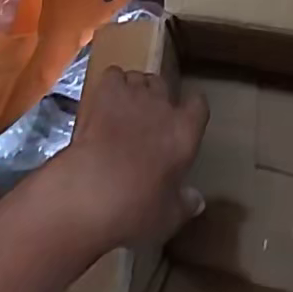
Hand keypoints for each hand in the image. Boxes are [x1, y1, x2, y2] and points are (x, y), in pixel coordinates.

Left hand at [53, 68, 208, 248]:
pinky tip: (104, 100)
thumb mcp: (167, 216)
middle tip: (145, 120)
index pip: (199, 106)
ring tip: (122, 109)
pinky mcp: (107, 91)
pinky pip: (114, 75)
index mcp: (185, 132)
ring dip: (133, 90)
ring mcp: (134, 94)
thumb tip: (197, 200)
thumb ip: (184, 203)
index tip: (184, 120)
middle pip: (164, 85)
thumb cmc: (136, 208)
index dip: (191, 111)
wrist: (93, 189)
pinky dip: (110, 84)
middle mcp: (163, 105)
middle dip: (156, 98)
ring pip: (138, 77)